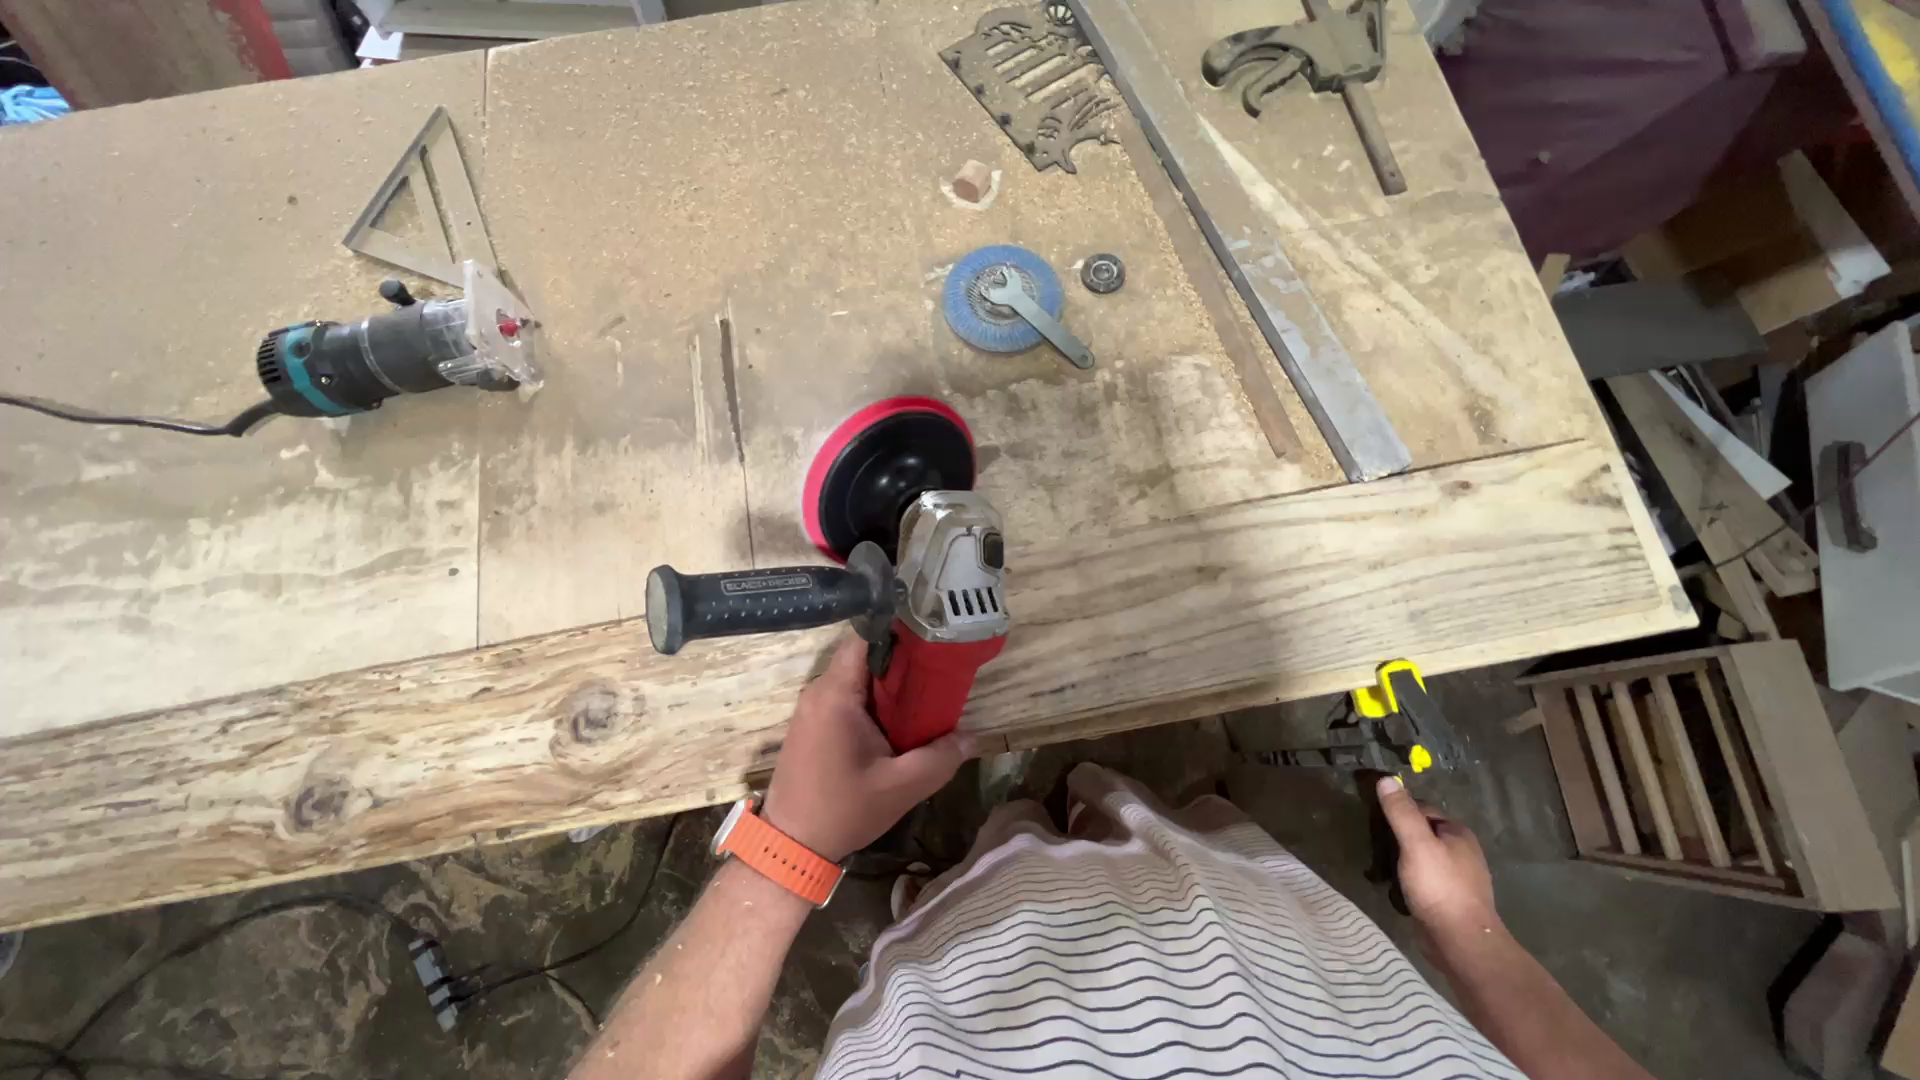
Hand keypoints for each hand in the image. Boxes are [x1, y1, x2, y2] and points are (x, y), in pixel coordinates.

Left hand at [760, 636, 973, 861]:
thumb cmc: (842, 811)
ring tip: (924, 692)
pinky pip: (845, 698)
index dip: (898, 631)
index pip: (865, 638)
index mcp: (836, 695)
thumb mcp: (900, 787)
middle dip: (901, 660)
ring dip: (887, 684)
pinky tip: (897, 719)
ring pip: (855, 678)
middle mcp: (818, 693)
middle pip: (863, 656)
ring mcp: (811, 709)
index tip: (930, 637)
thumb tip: (971, 738)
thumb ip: (939, 759)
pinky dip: (872, 701)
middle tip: (938, 668)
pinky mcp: (812, 726)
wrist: (789, 847)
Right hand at [1375, 775, 1500, 937]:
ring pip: (1420, 855)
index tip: (1373, 819)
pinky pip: (1422, 877)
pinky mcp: (1448, 898)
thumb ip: (1401, 812)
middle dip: (1396, 835)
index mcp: (1458, 833)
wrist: (1461, 942)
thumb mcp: (1416, 844)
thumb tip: (1386, 779)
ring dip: (1400, 858)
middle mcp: (1461, 851)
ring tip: (1378, 864)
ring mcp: (1456, 876)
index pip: (1421, 808)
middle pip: (1420, 831)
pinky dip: (1407, 877)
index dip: (1397, 811)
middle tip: (1373, 842)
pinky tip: (1393, 884)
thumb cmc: (1440, 887)